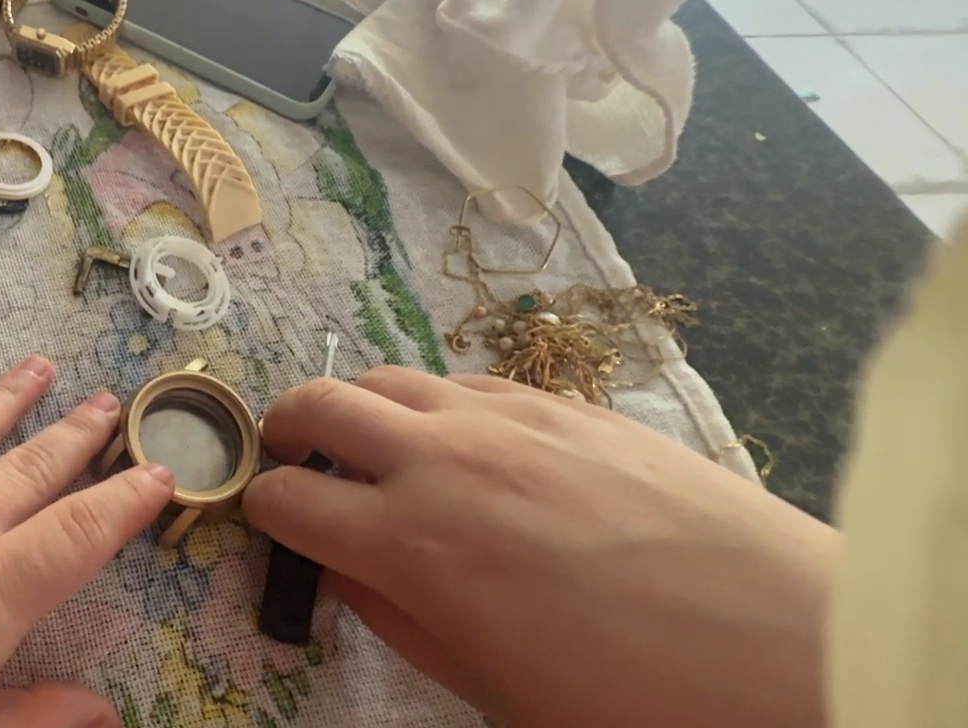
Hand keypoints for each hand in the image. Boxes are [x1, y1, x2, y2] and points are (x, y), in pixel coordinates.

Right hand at [243, 367, 837, 727]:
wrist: (808, 654)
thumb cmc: (633, 701)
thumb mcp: (487, 685)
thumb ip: (390, 612)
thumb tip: (336, 562)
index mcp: (414, 543)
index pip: (288, 499)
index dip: (265, 508)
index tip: (272, 518)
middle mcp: (440, 459)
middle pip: (315, 405)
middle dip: (283, 428)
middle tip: (292, 453)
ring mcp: (501, 417)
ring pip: (384, 378)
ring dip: (357, 409)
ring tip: (376, 444)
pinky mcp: (559, 400)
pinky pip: (463, 382)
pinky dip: (435, 407)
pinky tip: (466, 442)